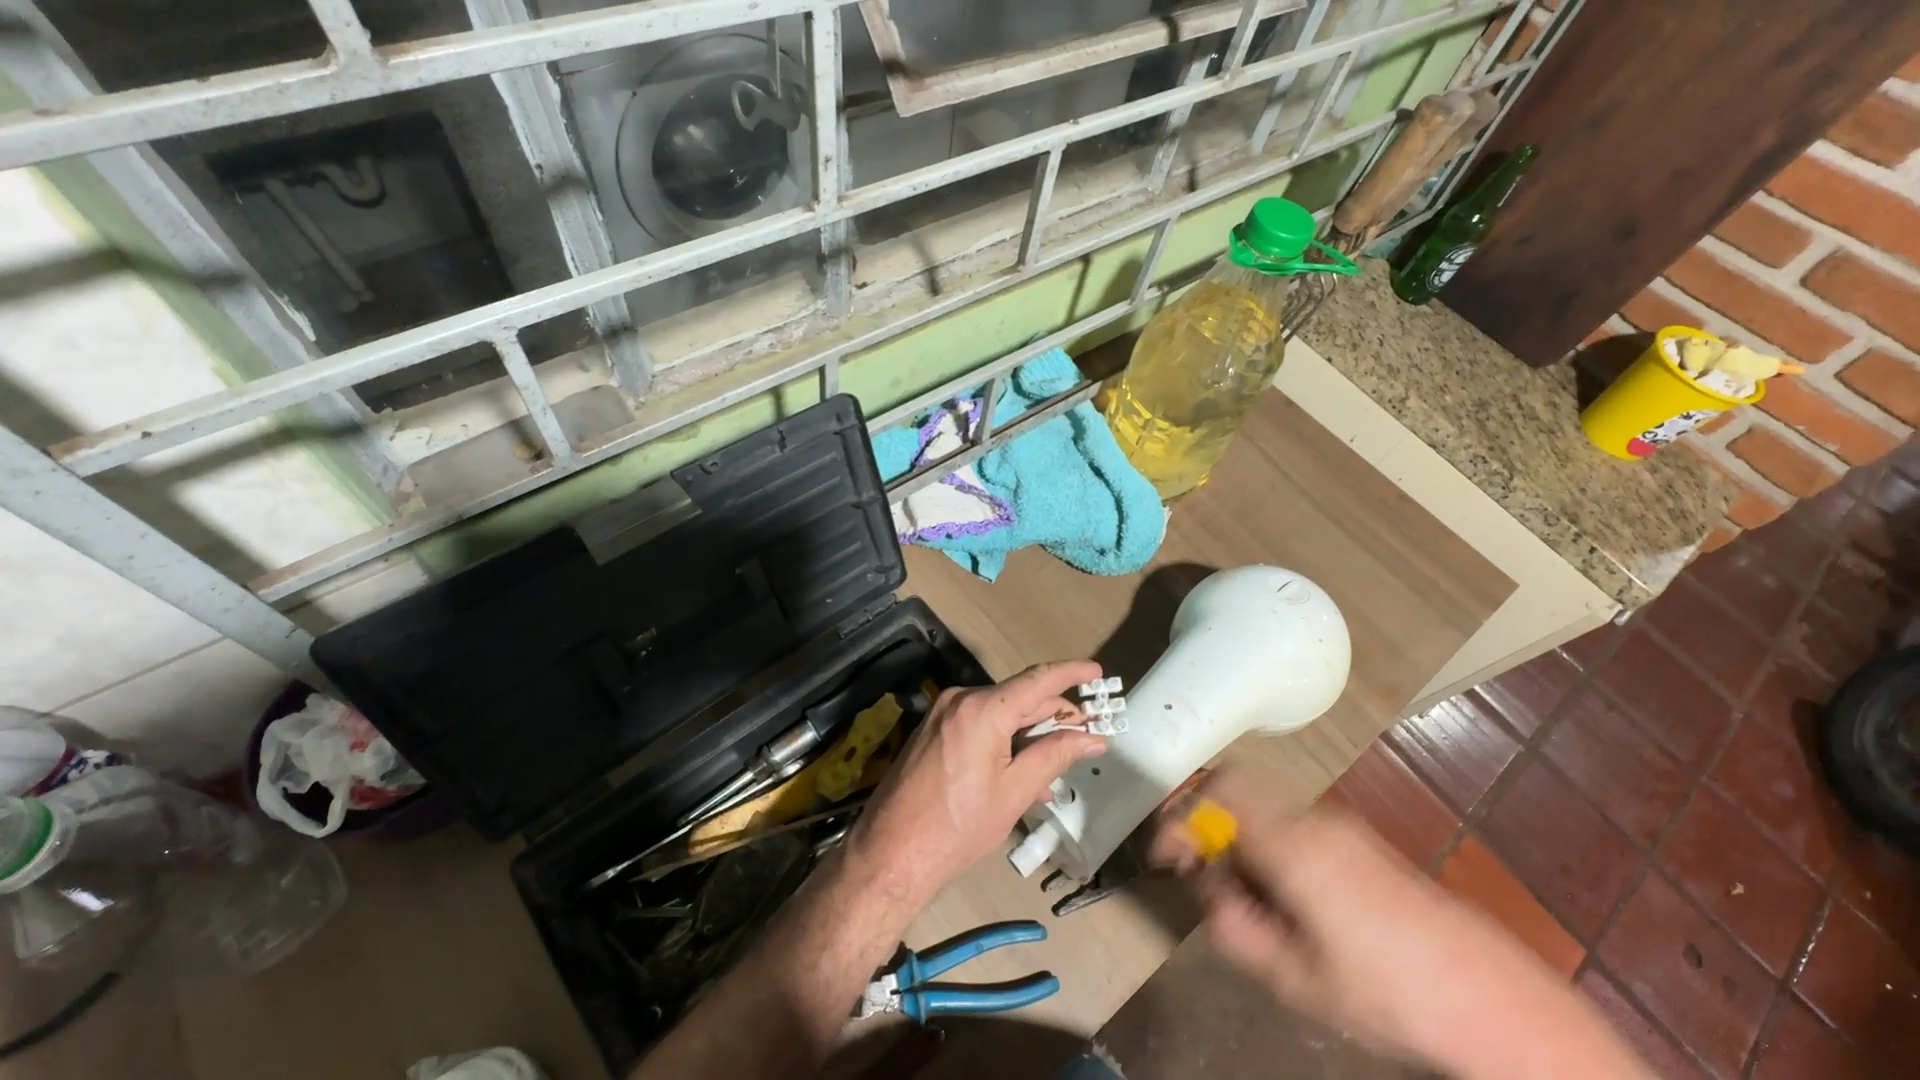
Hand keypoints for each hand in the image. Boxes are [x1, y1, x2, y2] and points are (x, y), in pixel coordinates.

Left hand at [846, 661, 1108, 905]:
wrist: (892, 852)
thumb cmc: (958, 826)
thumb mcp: (1015, 792)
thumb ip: (1055, 755)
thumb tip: (1092, 738)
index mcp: (982, 709)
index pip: (1038, 680)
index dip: (1071, 673)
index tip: (1097, 671)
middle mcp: (960, 700)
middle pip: (1019, 697)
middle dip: (1055, 716)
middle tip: (1087, 736)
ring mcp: (943, 715)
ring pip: (1001, 714)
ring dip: (1030, 736)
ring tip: (1056, 771)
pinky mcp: (933, 731)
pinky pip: (980, 726)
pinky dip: (1005, 742)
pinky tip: (1023, 774)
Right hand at [1158, 776, 1581, 1072]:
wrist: (1495, 999)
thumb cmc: (1389, 992)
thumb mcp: (1295, 977)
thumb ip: (1235, 927)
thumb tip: (1210, 891)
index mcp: (1295, 844)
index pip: (1218, 787)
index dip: (1179, 811)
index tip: (1167, 854)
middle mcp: (1317, 821)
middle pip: (1240, 802)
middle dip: (1212, 841)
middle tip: (1212, 894)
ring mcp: (1345, 829)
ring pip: (1268, 820)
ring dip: (1245, 854)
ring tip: (1257, 917)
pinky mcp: (1363, 845)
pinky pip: (1297, 834)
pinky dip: (1274, 858)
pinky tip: (1293, 912)